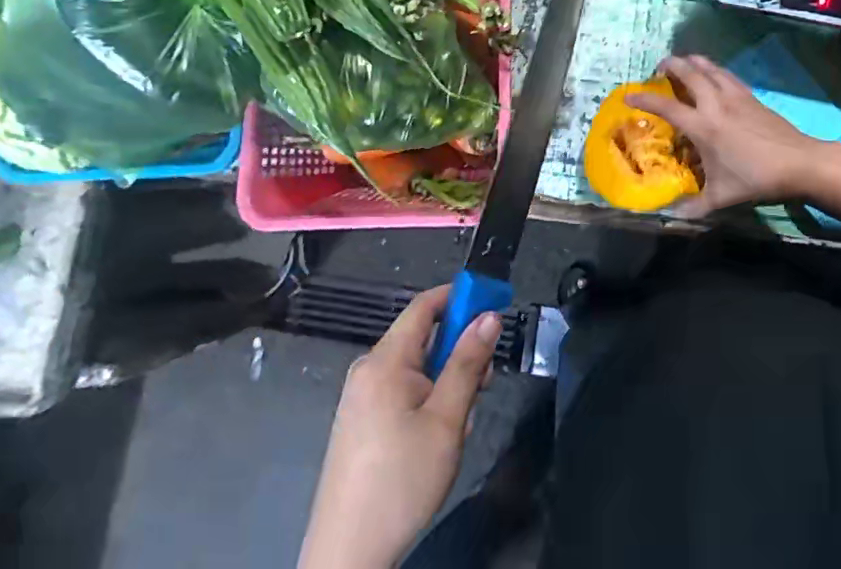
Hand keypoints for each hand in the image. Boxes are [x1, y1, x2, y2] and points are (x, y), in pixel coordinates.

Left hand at [298, 285, 499, 568]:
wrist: (347, 554)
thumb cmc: (401, 480)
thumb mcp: (447, 419)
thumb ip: (468, 363)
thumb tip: (489, 316)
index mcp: (384, 361)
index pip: (424, 306)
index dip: (460, 297)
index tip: (493, 304)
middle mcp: (368, 371)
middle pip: (423, 340)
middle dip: (458, 353)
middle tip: (483, 385)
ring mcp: (361, 398)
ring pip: (417, 371)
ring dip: (447, 385)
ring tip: (458, 427)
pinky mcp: (361, 423)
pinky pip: (402, 393)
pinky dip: (428, 403)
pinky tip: (437, 439)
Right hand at [627, 54, 819, 218]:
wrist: (799, 163)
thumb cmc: (756, 178)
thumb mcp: (722, 197)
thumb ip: (695, 206)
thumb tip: (672, 215)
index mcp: (703, 126)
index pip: (666, 106)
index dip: (644, 99)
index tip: (628, 95)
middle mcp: (715, 104)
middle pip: (689, 73)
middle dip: (670, 65)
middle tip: (658, 67)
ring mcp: (735, 96)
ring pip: (710, 68)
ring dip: (693, 62)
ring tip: (683, 62)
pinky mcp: (751, 96)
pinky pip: (727, 75)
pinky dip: (714, 70)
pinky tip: (713, 75)